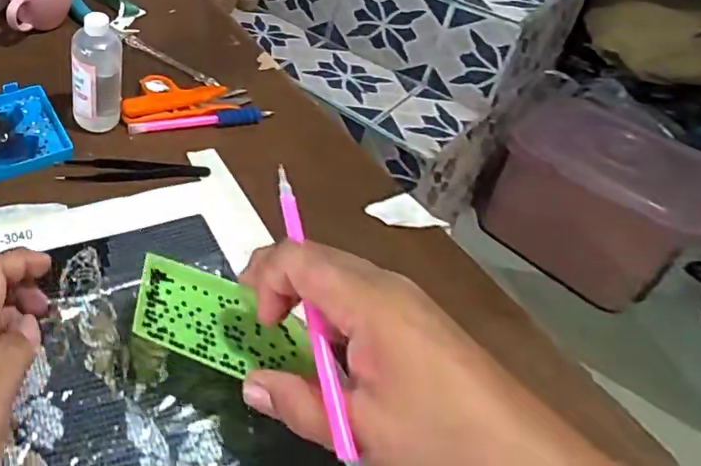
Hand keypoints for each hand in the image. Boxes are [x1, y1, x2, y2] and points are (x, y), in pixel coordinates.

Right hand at [239, 241, 616, 465]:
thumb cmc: (450, 444)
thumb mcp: (366, 432)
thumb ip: (300, 404)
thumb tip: (251, 385)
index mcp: (367, 298)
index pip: (293, 257)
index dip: (263, 282)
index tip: (261, 329)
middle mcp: (384, 283)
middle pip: (311, 257)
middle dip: (278, 285)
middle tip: (265, 329)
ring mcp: (407, 298)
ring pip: (335, 274)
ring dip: (307, 302)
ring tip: (303, 351)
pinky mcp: (423, 318)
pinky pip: (360, 294)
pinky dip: (335, 314)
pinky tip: (347, 362)